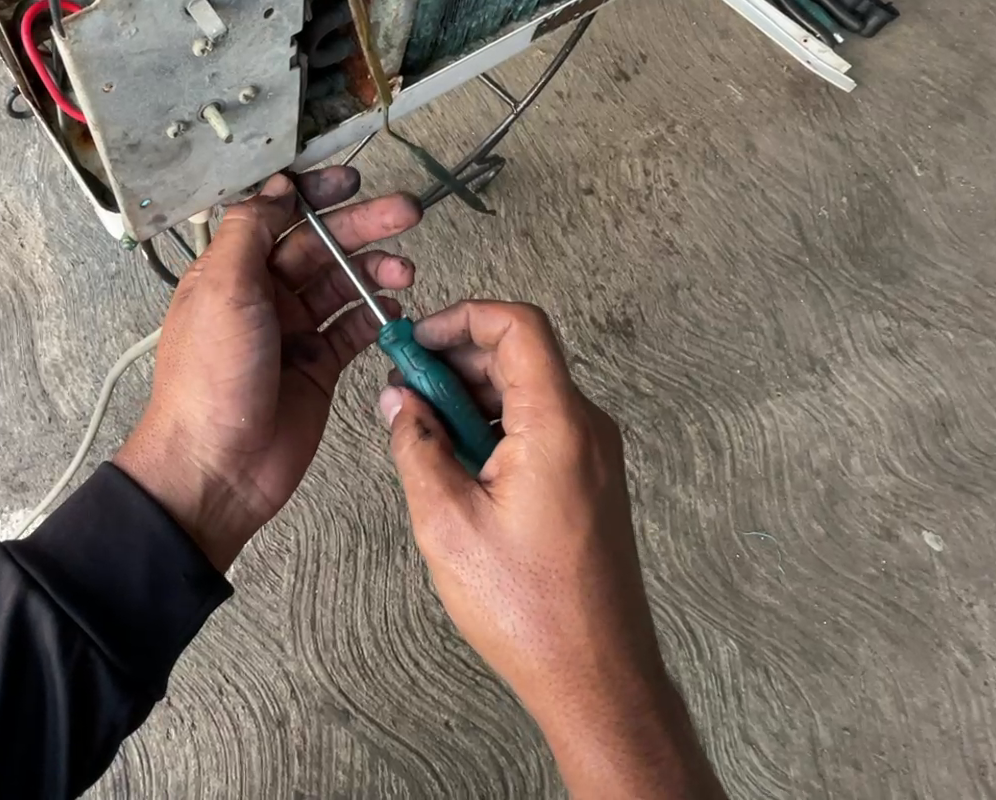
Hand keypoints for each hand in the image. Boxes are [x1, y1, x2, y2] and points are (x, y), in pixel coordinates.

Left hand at [115, 170, 420, 570]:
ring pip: (342, 285)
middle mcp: (263, 295)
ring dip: (375, 270)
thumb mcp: (222, 289)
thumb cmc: (210, 376)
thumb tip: (275, 187)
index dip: (314, 194)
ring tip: (405, 270)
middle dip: (362, 226)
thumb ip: (250, 231)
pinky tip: (397, 310)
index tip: (351, 181)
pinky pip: (353, 329)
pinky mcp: (318, 365)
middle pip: (320, 246)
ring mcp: (293, 330)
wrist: (217, 466)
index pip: (277, 215)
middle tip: (405, 212)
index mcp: (232, 270)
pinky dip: (376, 316)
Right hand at [380, 301, 724, 797]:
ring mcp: (589, 452)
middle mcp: (583, 427)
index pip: (517, 326)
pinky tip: (454, 460)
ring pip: (523, 389)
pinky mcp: (584, 476)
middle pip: (517, 354)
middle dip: (454, 359)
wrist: (597, 677)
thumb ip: (416, 445)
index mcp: (556, 425)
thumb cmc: (528, 607)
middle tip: (403, 388)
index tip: (414, 342)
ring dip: (468, 395)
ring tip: (420, 428)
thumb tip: (398, 400)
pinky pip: (534, 423)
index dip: (461, 318)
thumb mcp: (446, 520)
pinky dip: (489, 424)